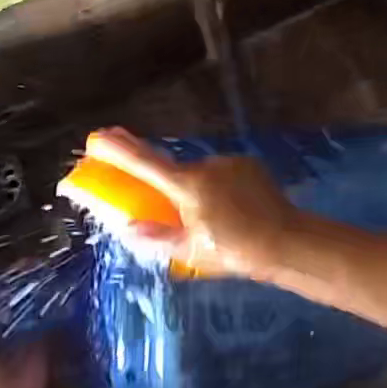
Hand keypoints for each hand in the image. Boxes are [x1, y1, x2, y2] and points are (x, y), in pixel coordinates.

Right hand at [81, 128, 307, 279]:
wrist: (286, 240)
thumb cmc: (235, 250)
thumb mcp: (192, 252)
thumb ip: (158, 237)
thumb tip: (129, 228)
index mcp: (187, 186)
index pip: (146, 163)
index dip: (120, 149)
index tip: (99, 136)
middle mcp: (206, 166)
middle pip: (175, 172)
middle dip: (170, 188)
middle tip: (181, 212)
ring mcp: (229, 162)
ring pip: (202, 175)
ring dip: (199, 191)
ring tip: (217, 222)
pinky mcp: (249, 164)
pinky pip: (224, 174)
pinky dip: (220, 188)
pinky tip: (234, 210)